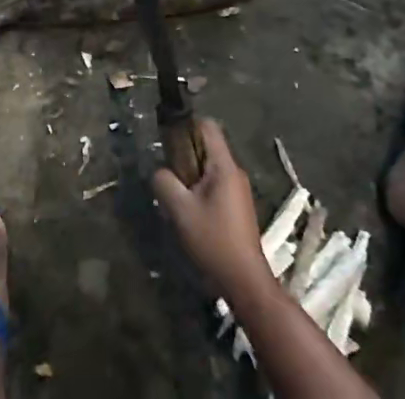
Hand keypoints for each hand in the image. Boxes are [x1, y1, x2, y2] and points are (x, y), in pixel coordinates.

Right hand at [152, 119, 274, 302]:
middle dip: (184, 152)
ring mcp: (238, 190)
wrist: (244, 280)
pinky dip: (198, 187)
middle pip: (206, 146)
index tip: (166, 136)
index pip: (208, 127)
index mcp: (224, 167)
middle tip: (166, 169)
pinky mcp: (236, 205)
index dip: (186, 124)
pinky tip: (187, 209)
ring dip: (189, 173)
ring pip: (208, 166)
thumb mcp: (180, 209)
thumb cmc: (213, 240)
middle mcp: (234, 173)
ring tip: (174, 193)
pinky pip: (214, 183)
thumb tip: (160, 171)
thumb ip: (164, 181)